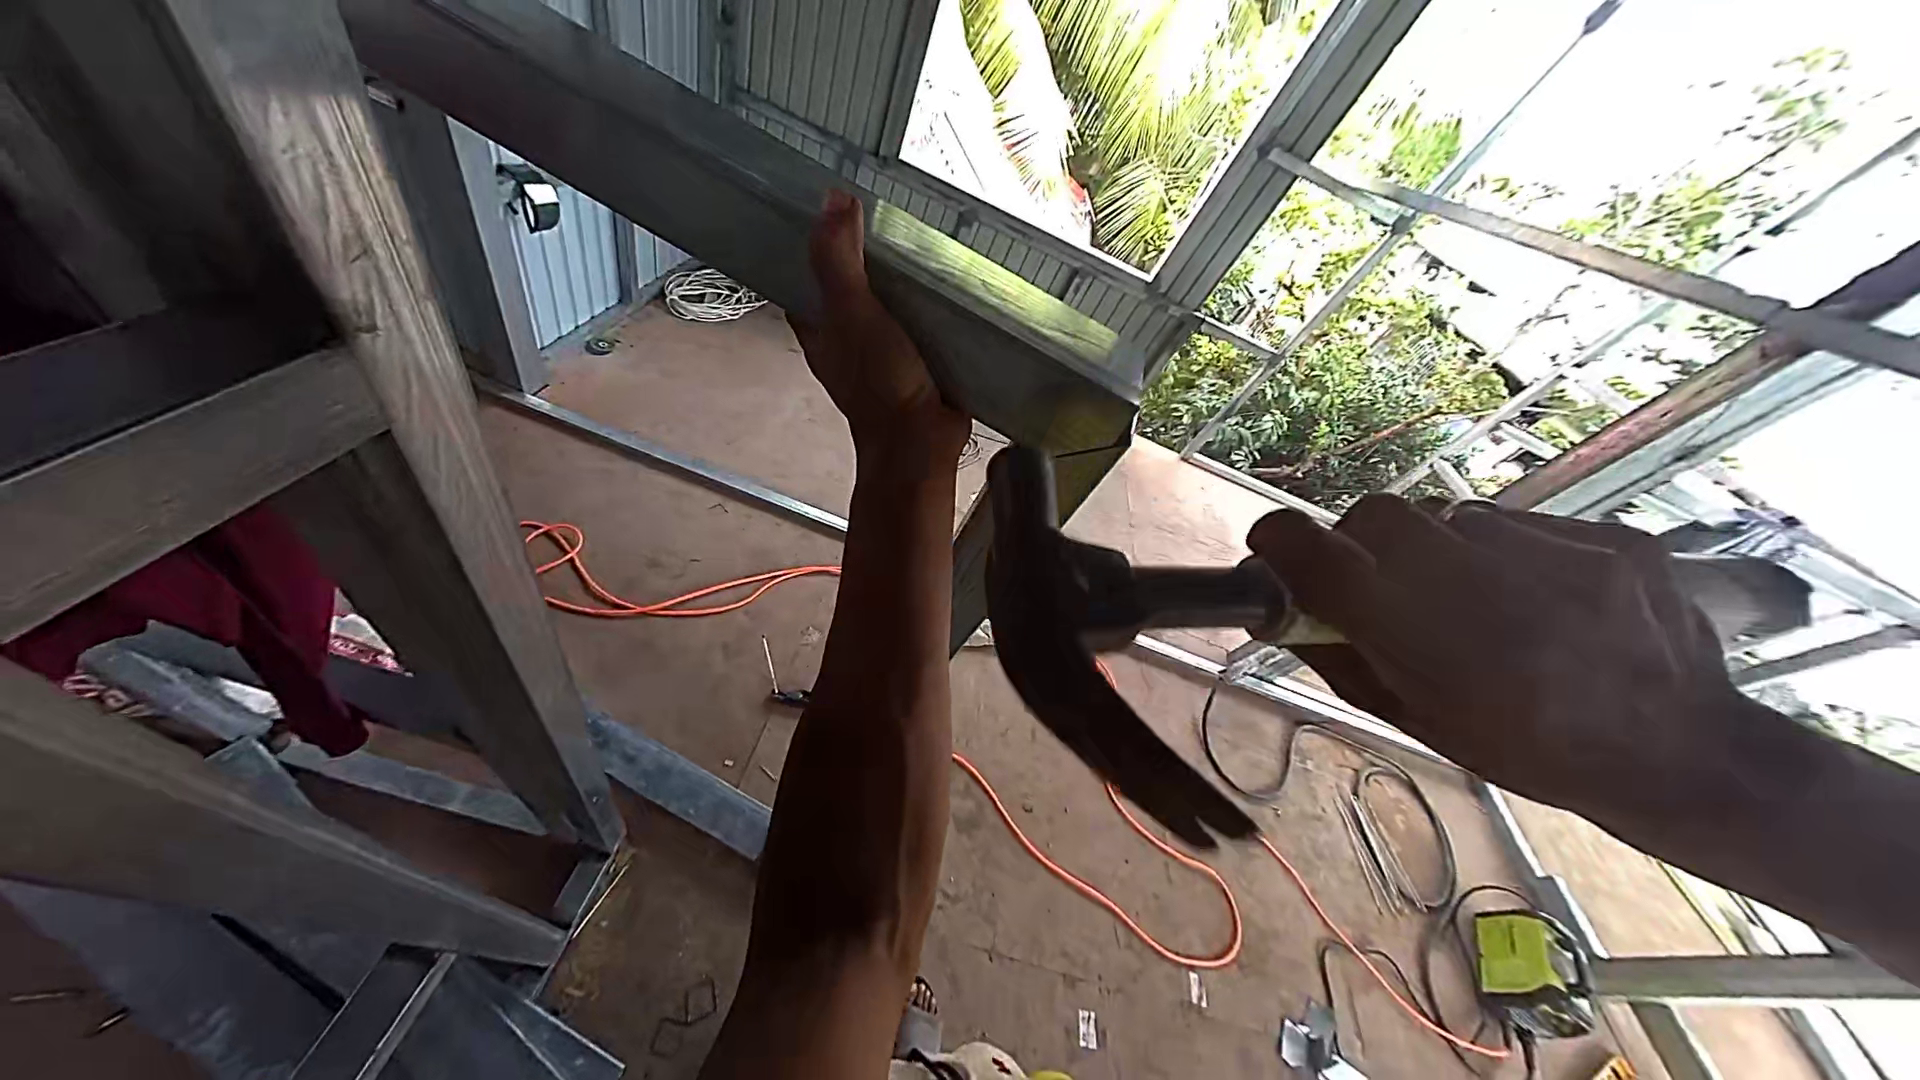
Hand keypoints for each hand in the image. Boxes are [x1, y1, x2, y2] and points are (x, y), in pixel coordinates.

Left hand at [789, 191, 968, 463]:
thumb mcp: (853, 315)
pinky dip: (928, 298)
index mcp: (818, 326)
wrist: (922, 441)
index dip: (811, 236)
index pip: (804, 271)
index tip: (828, 197)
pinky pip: (920, 316)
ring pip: (887, 297)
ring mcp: (884, 346)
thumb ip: (838, 261)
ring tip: (921, 224)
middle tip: (887, 200)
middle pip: (849, 279)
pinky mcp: (918, 355)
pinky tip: (948, 273)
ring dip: (901, 271)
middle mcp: (847, 334)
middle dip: (864, 247)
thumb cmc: (880, 384)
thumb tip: (834, 197)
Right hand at [1248, 496, 1742, 818]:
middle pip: (1378, 515)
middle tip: (1370, 579)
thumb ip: (1333, 655)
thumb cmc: (1520, 749)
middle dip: (1355, 540)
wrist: (1685, 753)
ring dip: (1427, 547)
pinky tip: (1522, 592)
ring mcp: (1562, 553)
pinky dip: (1491, 549)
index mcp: (1433, 646)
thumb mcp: (1407, 718)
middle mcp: (1491, 585)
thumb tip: (1275, 609)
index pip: (1325, 559)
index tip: (1268, 546)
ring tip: (1460, 593)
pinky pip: (1510, 521)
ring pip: (1444, 515)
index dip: (1281, 542)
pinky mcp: (1610, 536)